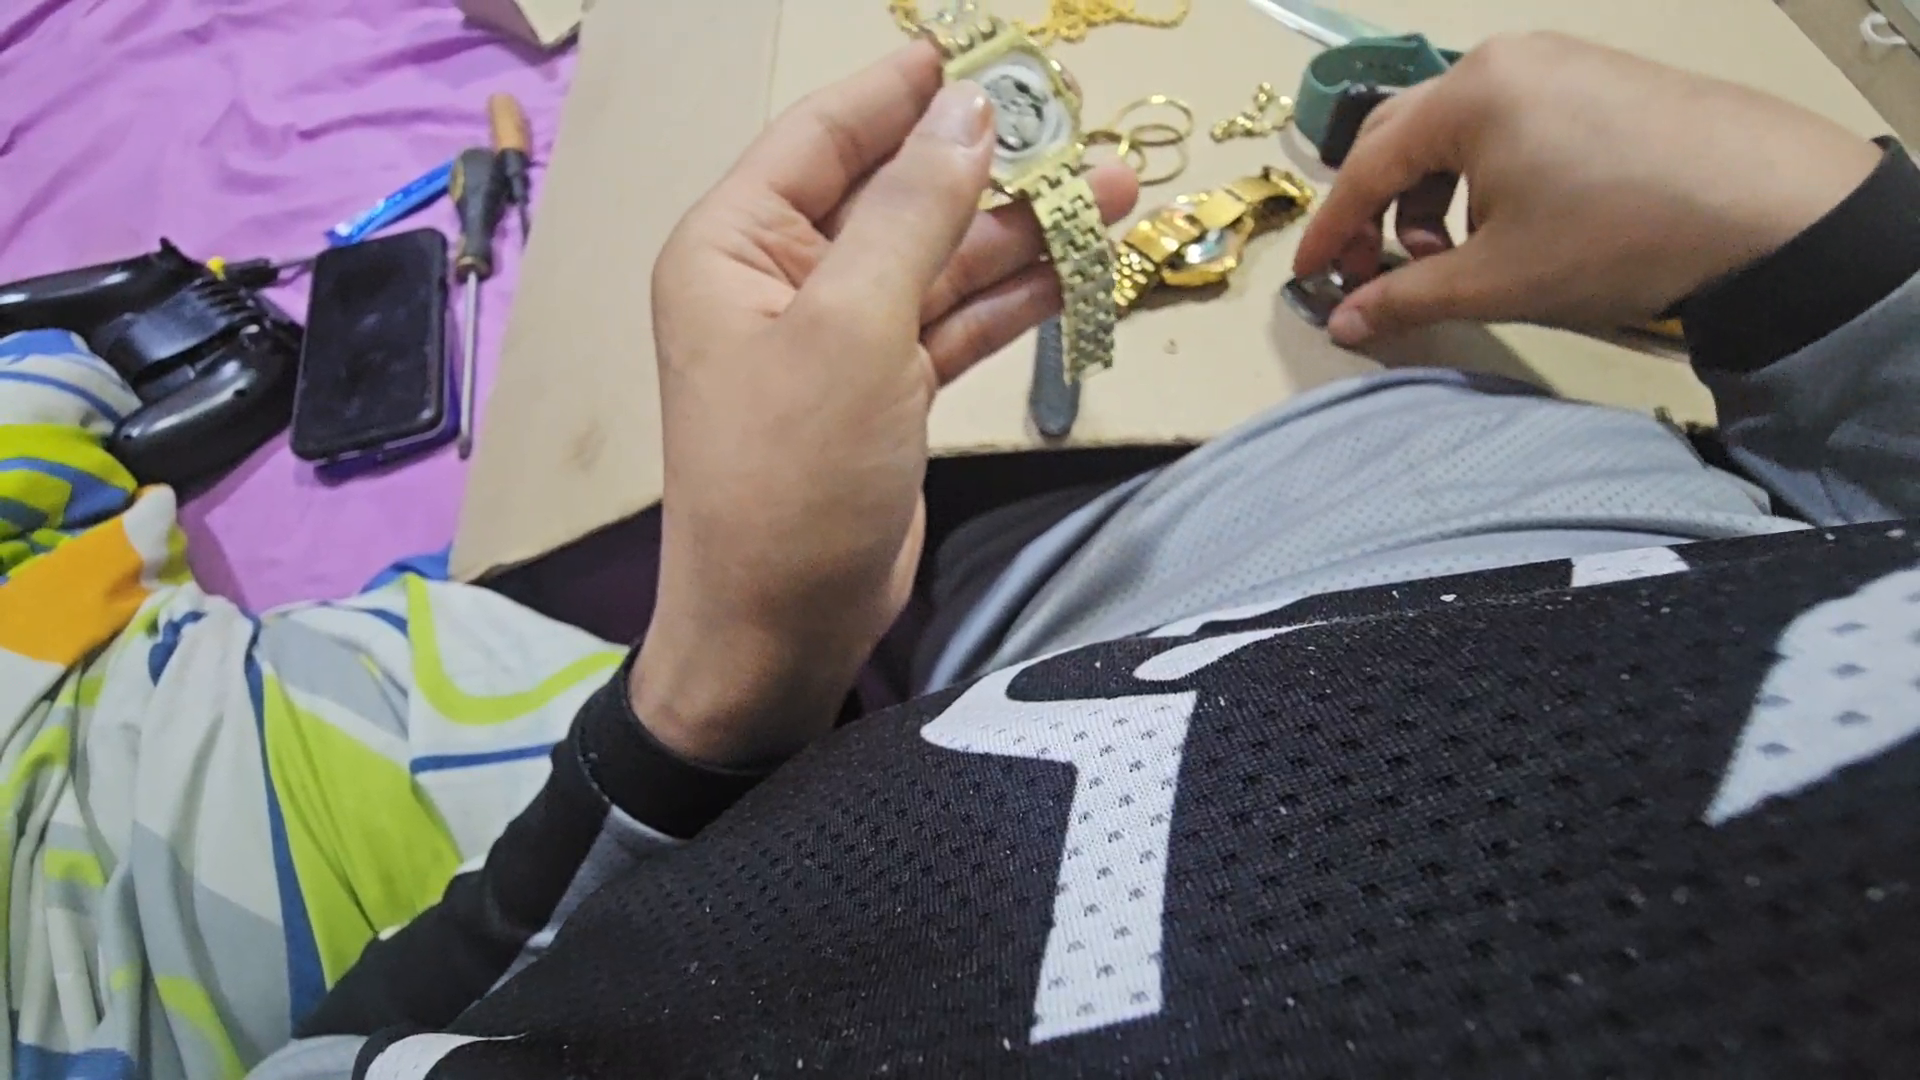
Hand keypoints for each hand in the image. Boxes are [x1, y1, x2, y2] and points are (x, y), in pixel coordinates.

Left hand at [635, 44, 1137, 765]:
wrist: (785, 621)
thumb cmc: (795, 473)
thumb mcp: (850, 329)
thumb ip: (911, 215)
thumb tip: (967, 114)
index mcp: (738, 248)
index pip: (823, 140)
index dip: (897, 93)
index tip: (970, 54)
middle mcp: (786, 285)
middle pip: (897, 202)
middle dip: (987, 172)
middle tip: (1082, 134)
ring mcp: (843, 344)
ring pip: (939, 268)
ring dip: (1020, 238)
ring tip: (1116, 193)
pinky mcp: (888, 396)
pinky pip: (954, 329)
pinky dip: (1010, 304)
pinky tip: (1077, 272)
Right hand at [1293, 33, 1881, 345]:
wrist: (1778, 213)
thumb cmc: (1610, 240)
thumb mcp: (1489, 279)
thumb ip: (1398, 298)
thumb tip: (1339, 324)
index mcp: (1469, 97)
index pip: (1365, 170)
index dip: (1327, 232)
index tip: (1306, 278)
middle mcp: (1502, 62)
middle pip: (1394, 138)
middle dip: (1368, 209)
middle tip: (1366, 268)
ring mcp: (1551, 62)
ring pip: (1441, 131)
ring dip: (1416, 197)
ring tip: (1437, 252)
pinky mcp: (1587, 79)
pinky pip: (1492, 124)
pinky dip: (1464, 177)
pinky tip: (1486, 221)